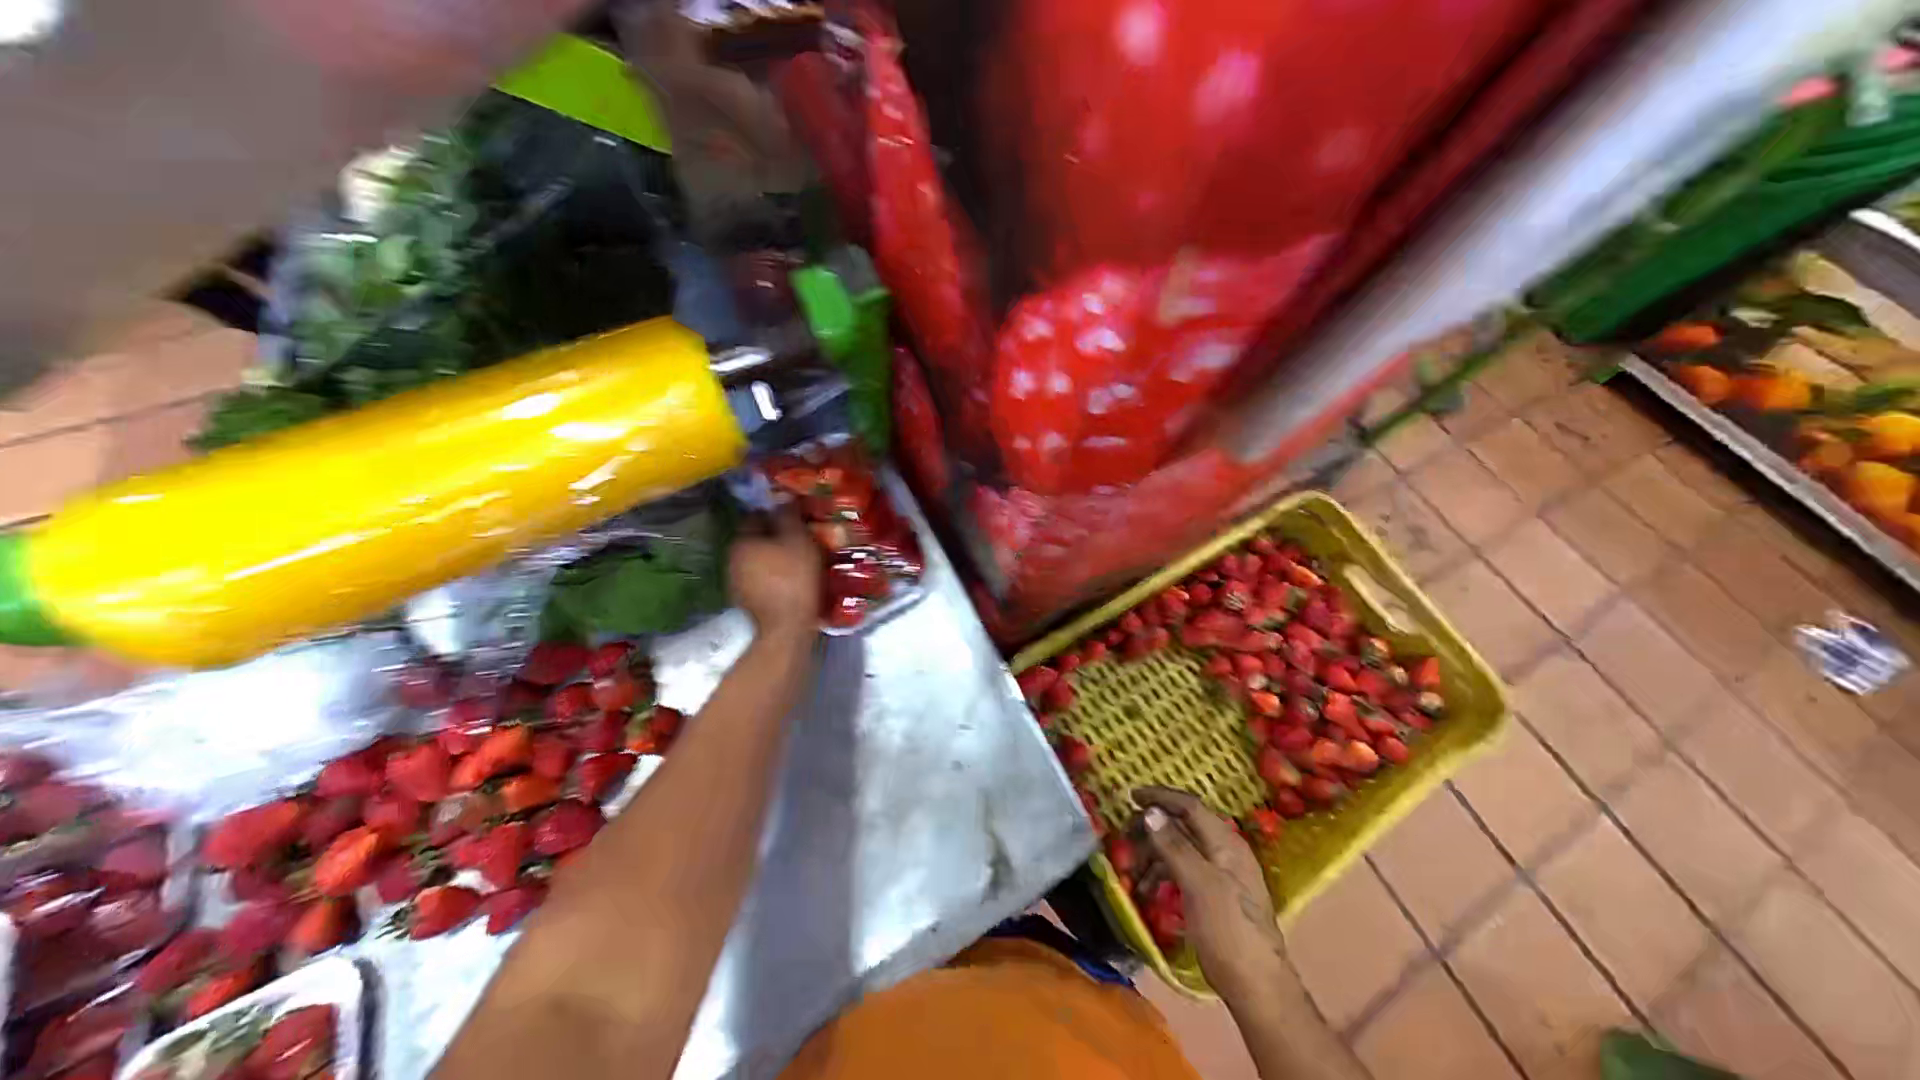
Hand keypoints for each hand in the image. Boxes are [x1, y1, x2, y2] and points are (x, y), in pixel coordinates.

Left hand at [728, 510, 819, 636]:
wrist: (786, 628)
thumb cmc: (794, 577)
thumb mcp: (798, 539)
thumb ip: (788, 515)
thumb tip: (782, 498)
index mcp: (741, 541)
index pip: (755, 516)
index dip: (776, 514)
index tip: (796, 519)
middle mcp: (731, 559)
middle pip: (755, 539)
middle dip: (774, 537)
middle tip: (801, 540)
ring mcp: (735, 583)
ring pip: (757, 560)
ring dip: (774, 558)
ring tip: (799, 562)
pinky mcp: (745, 602)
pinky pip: (760, 580)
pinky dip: (773, 577)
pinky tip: (791, 582)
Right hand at [1134, 787, 1291, 999]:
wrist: (1257, 987)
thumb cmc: (1228, 931)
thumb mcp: (1199, 884)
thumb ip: (1175, 845)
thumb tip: (1151, 811)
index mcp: (1226, 843)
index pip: (1190, 806)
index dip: (1160, 797)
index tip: (1131, 796)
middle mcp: (1225, 852)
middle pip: (1183, 826)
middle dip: (1152, 829)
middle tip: (1124, 839)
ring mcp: (1221, 875)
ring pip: (1180, 850)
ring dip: (1153, 855)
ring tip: (1131, 871)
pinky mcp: (1214, 896)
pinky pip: (1183, 872)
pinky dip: (1162, 874)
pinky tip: (1146, 890)